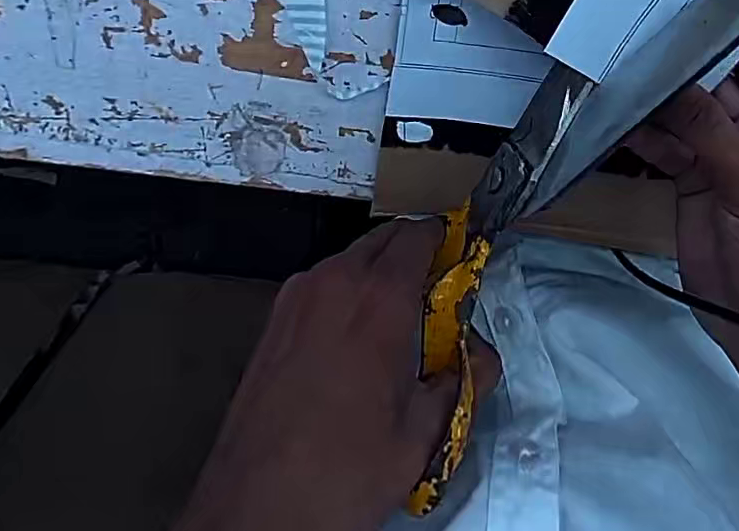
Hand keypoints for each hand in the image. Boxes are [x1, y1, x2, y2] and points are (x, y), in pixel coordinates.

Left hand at [174, 219, 501, 530]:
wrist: (255, 507)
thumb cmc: (343, 470)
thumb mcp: (422, 433)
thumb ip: (463, 380)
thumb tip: (482, 356)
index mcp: (381, 297)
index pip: (419, 234)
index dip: (444, 236)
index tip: (458, 252)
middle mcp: (338, 279)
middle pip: (385, 236)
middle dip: (414, 250)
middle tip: (434, 285)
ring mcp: (300, 291)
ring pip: (352, 257)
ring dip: (378, 269)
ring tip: (394, 317)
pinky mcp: (276, 313)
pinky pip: (324, 281)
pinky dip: (346, 289)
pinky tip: (351, 337)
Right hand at [625, 39, 738, 352]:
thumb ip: (709, 129)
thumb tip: (670, 81)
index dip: (718, 40)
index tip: (672, 21)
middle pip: (713, 83)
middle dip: (677, 72)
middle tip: (632, 51)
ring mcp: (725, 152)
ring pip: (684, 111)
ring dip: (654, 102)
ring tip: (619, 83)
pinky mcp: (693, 175)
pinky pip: (665, 141)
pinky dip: (643, 133)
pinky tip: (620, 121)